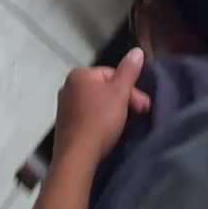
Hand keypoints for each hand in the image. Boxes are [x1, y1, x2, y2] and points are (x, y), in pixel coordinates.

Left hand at [55, 47, 151, 162]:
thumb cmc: (99, 120)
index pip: (111, 74)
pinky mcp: (64, 127)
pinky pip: (86, 118)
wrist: (77, 158)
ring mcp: (64, 108)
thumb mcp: (119, 93)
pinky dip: (98, 123)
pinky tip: (106, 134)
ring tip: (124, 126)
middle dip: (122, 100)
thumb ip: (129, 71)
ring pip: (95, 104)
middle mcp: (68, 87)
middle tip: (139, 114)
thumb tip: (137, 50)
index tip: (143, 105)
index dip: (130, 88)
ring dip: (112, 111)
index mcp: (80, 74)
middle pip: (103, 88)